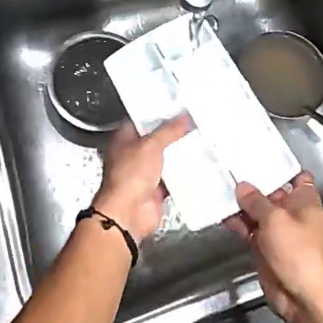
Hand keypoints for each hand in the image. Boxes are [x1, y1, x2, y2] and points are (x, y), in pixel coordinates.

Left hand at [91, 114, 192, 239]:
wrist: (128, 214)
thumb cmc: (128, 177)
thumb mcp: (150, 145)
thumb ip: (168, 131)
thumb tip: (182, 118)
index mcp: (124, 139)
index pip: (141, 120)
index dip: (158, 114)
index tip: (176, 108)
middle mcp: (132, 155)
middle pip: (155, 141)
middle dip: (172, 135)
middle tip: (191, 125)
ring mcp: (143, 174)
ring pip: (164, 160)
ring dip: (178, 156)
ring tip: (198, 143)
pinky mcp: (154, 190)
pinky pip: (171, 180)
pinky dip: (182, 176)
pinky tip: (196, 168)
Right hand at [224, 172, 322, 320]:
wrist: (304, 298)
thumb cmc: (298, 252)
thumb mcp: (276, 219)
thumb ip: (256, 201)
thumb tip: (242, 186)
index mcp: (304, 201)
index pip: (296, 175)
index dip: (281, 164)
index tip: (259, 153)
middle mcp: (291, 212)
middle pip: (270, 191)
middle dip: (252, 181)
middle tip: (226, 164)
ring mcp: (277, 230)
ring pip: (255, 210)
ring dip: (240, 202)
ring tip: (216, 185)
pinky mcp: (264, 246)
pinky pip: (247, 228)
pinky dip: (235, 222)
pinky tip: (219, 212)